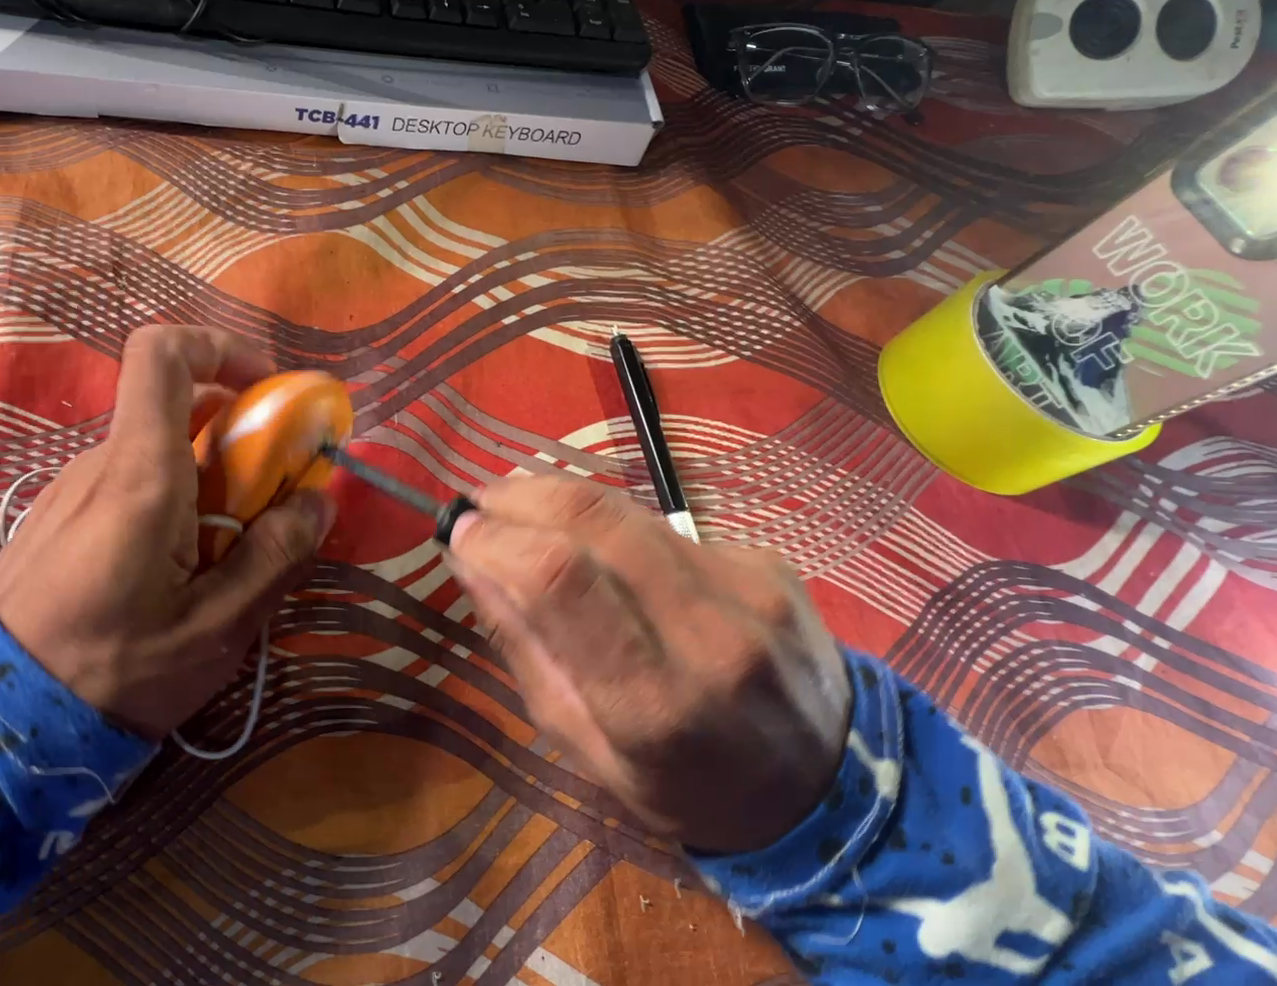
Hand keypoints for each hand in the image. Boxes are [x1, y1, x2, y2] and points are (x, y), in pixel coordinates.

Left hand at [0, 326, 334, 738]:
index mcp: (140, 474)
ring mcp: (73, 489)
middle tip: (272, 500)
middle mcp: (100, 464)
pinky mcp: (60, 518)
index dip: (221, 348)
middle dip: (239, 436)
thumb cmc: (111, 672)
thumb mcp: (214, 628)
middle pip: (176, 408)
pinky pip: (130, 484)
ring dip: (209, 478)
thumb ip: (274, 557)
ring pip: (157, 452)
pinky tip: (178, 573)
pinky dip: (173, 501)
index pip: (163, 353)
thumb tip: (317, 500)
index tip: (268, 392)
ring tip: (227, 555)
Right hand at [447, 475, 849, 853]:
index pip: (557, 581)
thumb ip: (524, 648)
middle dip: (519, 498)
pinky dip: (613, 526)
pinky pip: (666, 527)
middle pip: (593, 522)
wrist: (826, 788)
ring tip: (519, 504)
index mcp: (649, 703)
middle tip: (481, 502)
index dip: (495, 540)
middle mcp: (707, 634)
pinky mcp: (768, 562)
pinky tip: (601, 546)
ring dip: (558, 496)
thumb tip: (471, 560)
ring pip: (629, 510)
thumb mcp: (581, 745)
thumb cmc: (679, 784)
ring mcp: (748, 589)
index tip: (458, 532)